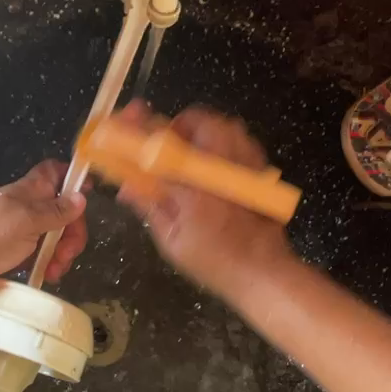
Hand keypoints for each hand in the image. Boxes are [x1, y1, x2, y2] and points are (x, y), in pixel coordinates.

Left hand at [0, 159, 88, 292]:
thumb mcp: (27, 220)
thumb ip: (56, 210)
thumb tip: (82, 196)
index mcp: (30, 190)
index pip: (55, 172)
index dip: (71, 179)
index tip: (86, 197)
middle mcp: (28, 206)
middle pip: (63, 209)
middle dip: (72, 231)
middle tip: (68, 252)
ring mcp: (22, 229)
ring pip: (55, 234)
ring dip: (62, 251)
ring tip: (54, 270)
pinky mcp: (15, 251)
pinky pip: (41, 252)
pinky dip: (48, 262)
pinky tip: (47, 274)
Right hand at [112, 102, 298, 298]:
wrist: (263, 271)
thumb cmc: (215, 261)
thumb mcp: (172, 241)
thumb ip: (150, 208)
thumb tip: (127, 188)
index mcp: (193, 187)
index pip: (160, 148)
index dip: (140, 132)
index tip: (129, 123)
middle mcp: (221, 168)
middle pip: (200, 121)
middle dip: (180, 125)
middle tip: (169, 144)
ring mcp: (245, 166)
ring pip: (225, 124)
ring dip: (204, 129)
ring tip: (193, 152)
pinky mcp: (261, 170)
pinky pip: (243, 139)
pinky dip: (226, 141)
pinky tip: (217, 164)